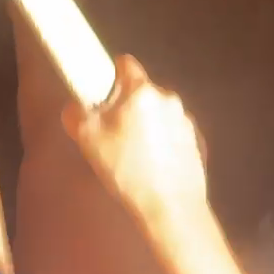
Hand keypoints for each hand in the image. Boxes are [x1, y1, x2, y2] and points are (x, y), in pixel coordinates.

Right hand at [63, 55, 209, 222]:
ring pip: (158, 113)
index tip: (103, 96)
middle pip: (141, 91)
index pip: (125, 63)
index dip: (110, 74)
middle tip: (113, 132)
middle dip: (127, 105)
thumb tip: (78, 108)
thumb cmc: (126, 168)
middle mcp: (168, 98)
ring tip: (135, 156)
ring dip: (147, 125)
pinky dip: (163, 144)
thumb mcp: (86, 137)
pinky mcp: (198, 146)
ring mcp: (187, 122)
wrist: (171, 211)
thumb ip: (75, 112)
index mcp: (141, 90)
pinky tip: (154, 169)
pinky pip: (173, 135)